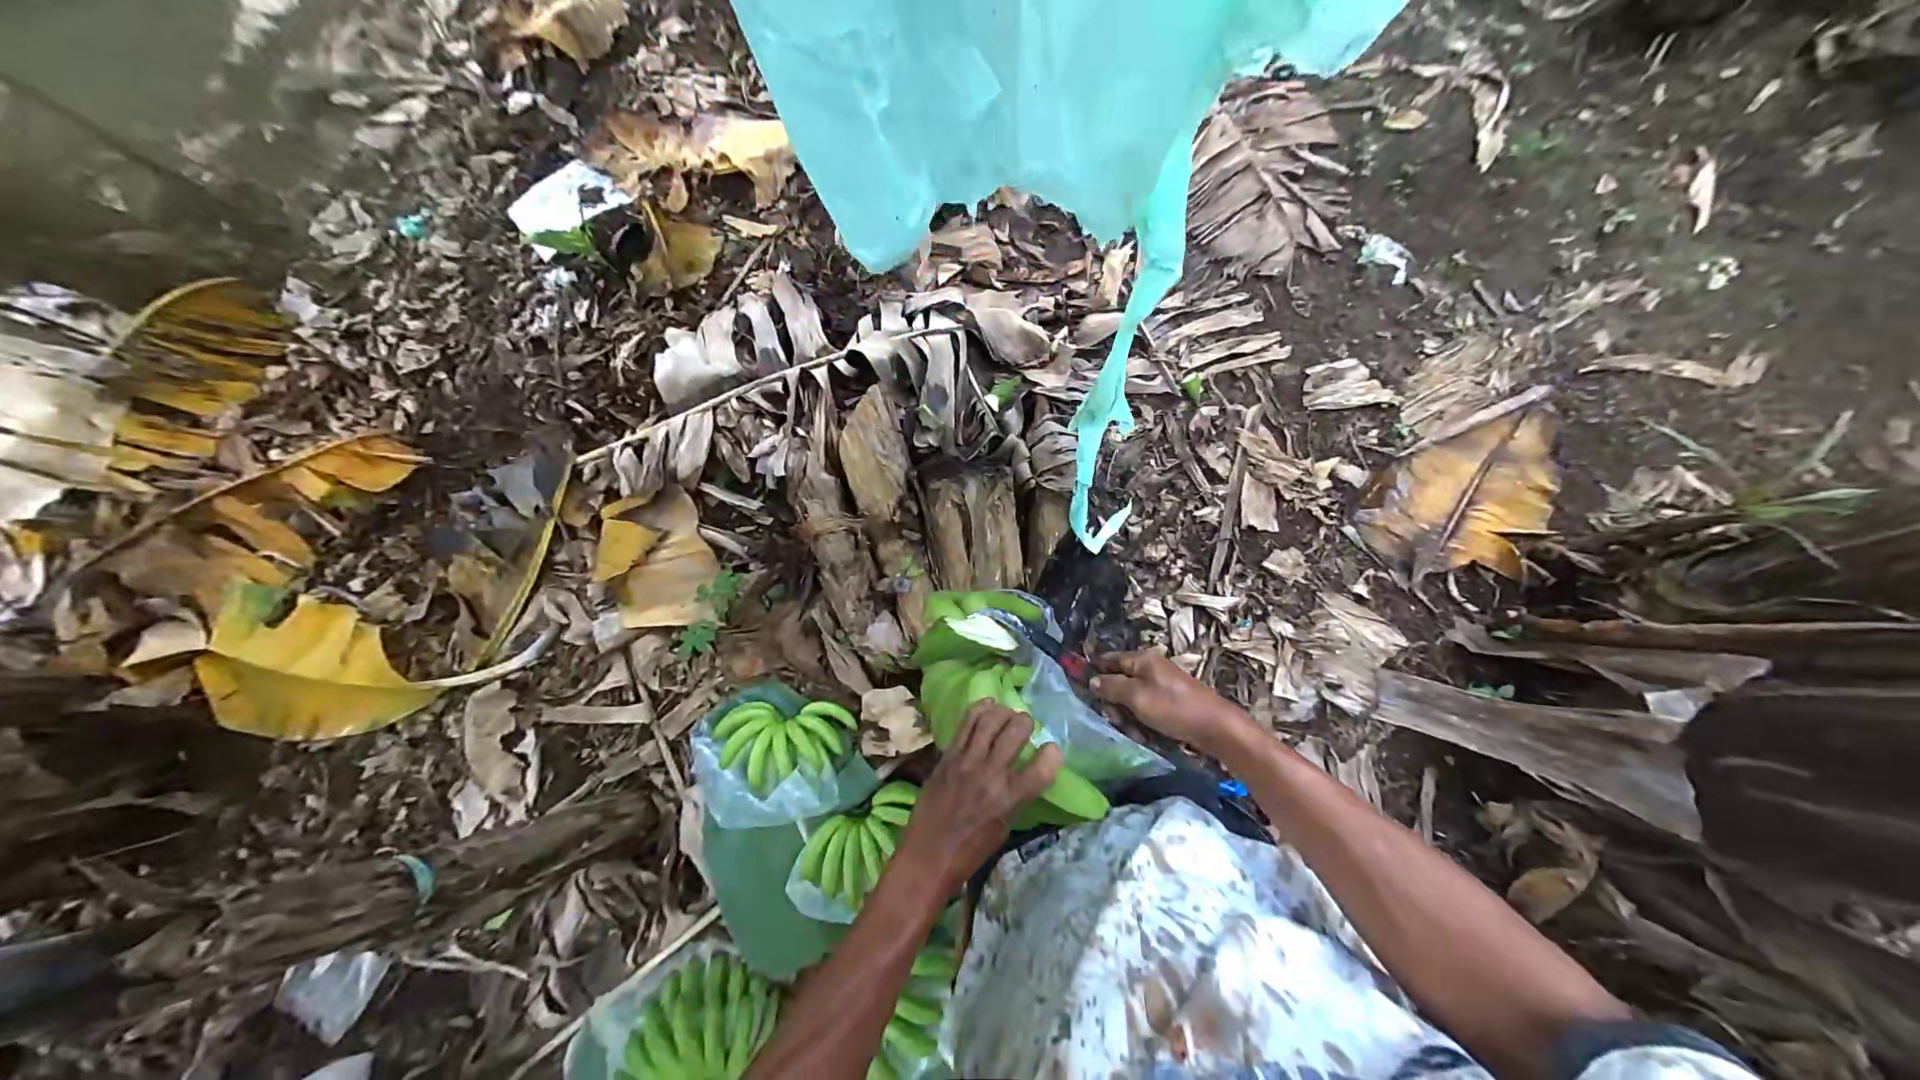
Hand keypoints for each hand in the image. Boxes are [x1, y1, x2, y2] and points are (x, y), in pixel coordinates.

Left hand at [894, 700, 1060, 894]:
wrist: (928, 854)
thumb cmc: (970, 850)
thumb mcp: (1005, 826)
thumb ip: (1018, 796)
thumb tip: (1026, 770)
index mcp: (1009, 800)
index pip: (1042, 769)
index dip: (1053, 754)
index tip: (1051, 750)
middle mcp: (990, 775)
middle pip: (1016, 730)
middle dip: (1026, 722)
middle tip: (1024, 727)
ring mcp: (966, 762)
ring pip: (991, 719)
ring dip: (1005, 712)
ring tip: (1006, 715)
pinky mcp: (948, 755)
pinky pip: (966, 722)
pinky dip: (981, 709)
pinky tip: (988, 706)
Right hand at [1091, 649, 1252, 755]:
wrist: (1215, 727)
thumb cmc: (1173, 708)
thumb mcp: (1137, 697)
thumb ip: (1112, 686)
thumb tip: (1092, 680)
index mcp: (1142, 660)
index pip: (1109, 659)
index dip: (1095, 671)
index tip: (1082, 689)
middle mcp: (1150, 668)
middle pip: (1118, 681)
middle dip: (1112, 701)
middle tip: (1114, 719)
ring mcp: (1159, 686)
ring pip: (1130, 698)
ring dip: (1126, 715)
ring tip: (1132, 730)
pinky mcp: (1167, 703)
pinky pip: (1144, 708)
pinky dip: (1140, 720)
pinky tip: (1143, 734)